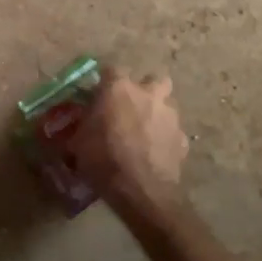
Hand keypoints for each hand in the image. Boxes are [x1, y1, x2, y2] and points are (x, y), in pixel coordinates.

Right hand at [70, 67, 188, 208]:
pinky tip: (156, 153)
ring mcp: (169, 115)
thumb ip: (84, 121)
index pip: (112, 69)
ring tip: (145, 132)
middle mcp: (147, 94)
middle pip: (152, 79)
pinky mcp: (182, 139)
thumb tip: (82, 118)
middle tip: (131, 106)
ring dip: (157, 113)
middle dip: (144, 90)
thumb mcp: (79, 139)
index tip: (99, 94)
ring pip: (166, 104)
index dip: (106, 81)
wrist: (141, 191)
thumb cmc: (103, 159)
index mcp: (119, 88)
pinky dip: (165, 138)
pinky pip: (173, 132)